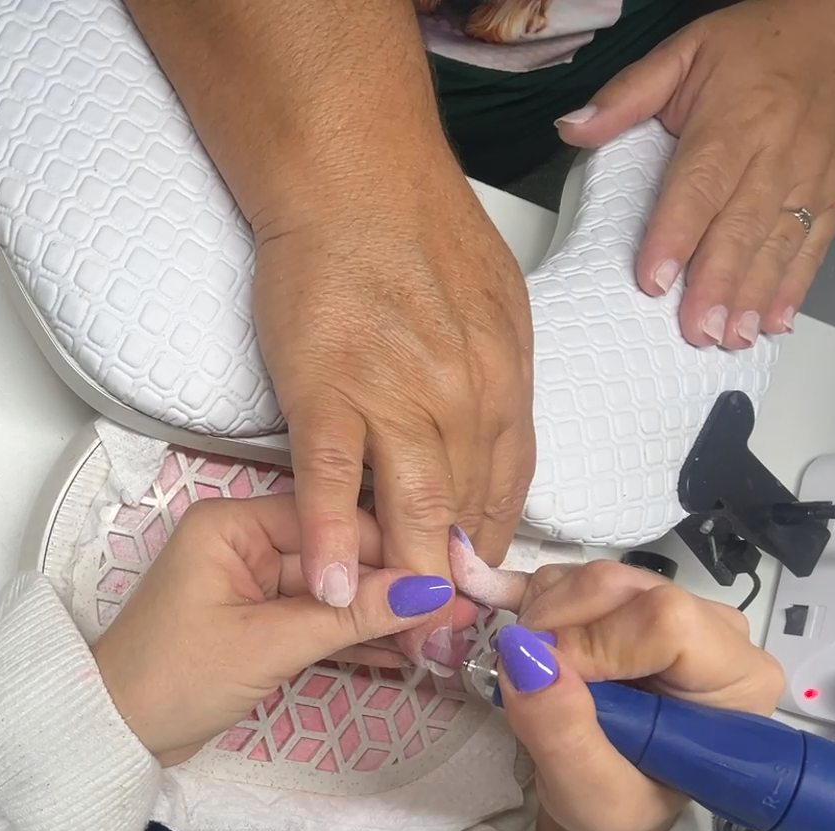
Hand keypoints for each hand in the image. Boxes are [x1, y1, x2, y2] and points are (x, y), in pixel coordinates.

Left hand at [91, 495, 455, 764]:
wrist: (117, 734)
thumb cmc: (176, 677)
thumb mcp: (267, 643)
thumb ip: (348, 615)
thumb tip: (431, 592)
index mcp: (234, 524)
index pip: (330, 521)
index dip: (393, 550)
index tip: (452, 578)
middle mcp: (246, 543)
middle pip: (336, 558)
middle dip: (394, 589)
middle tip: (458, 615)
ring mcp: (254, 585)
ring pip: (332, 593)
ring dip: (380, 617)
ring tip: (444, 638)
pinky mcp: (259, 623)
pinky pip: (316, 622)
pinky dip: (352, 639)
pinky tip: (403, 653)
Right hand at [256, 180, 534, 668]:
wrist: (354, 180)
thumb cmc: (416, 235)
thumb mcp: (491, 304)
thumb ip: (494, 379)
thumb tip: (486, 435)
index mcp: (503, 383)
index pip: (506, 488)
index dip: (492, 553)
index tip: (476, 597)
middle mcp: (463, 400)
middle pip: (464, 511)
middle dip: (456, 587)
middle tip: (444, 646)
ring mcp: (395, 398)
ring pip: (408, 507)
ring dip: (403, 581)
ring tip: (397, 640)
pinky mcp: (329, 392)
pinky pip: (334, 477)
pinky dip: (332, 537)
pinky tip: (330, 587)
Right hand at [491, 560, 783, 830]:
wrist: (604, 794)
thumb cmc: (618, 803)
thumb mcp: (591, 791)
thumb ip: (561, 729)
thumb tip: (524, 656)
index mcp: (734, 678)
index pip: (664, 620)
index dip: (591, 642)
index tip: (547, 683)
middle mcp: (711, 629)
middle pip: (619, 587)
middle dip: (555, 626)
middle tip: (528, 678)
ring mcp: (662, 605)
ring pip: (585, 578)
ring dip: (538, 618)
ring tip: (533, 674)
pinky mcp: (618, 599)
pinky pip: (563, 578)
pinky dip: (525, 602)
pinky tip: (515, 637)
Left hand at [556, 0, 834, 348]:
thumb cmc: (757, 46)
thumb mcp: (682, 52)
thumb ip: (626, 95)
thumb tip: (573, 126)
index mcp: (734, 122)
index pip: (698, 188)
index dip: (675, 237)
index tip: (653, 280)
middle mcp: (776, 152)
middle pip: (740, 228)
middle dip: (716, 285)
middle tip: (695, 331)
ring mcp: (808, 175)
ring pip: (779, 244)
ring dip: (753, 297)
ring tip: (729, 338)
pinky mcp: (830, 191)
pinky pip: (814, 243)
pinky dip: (795, 286)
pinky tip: (773, 322)